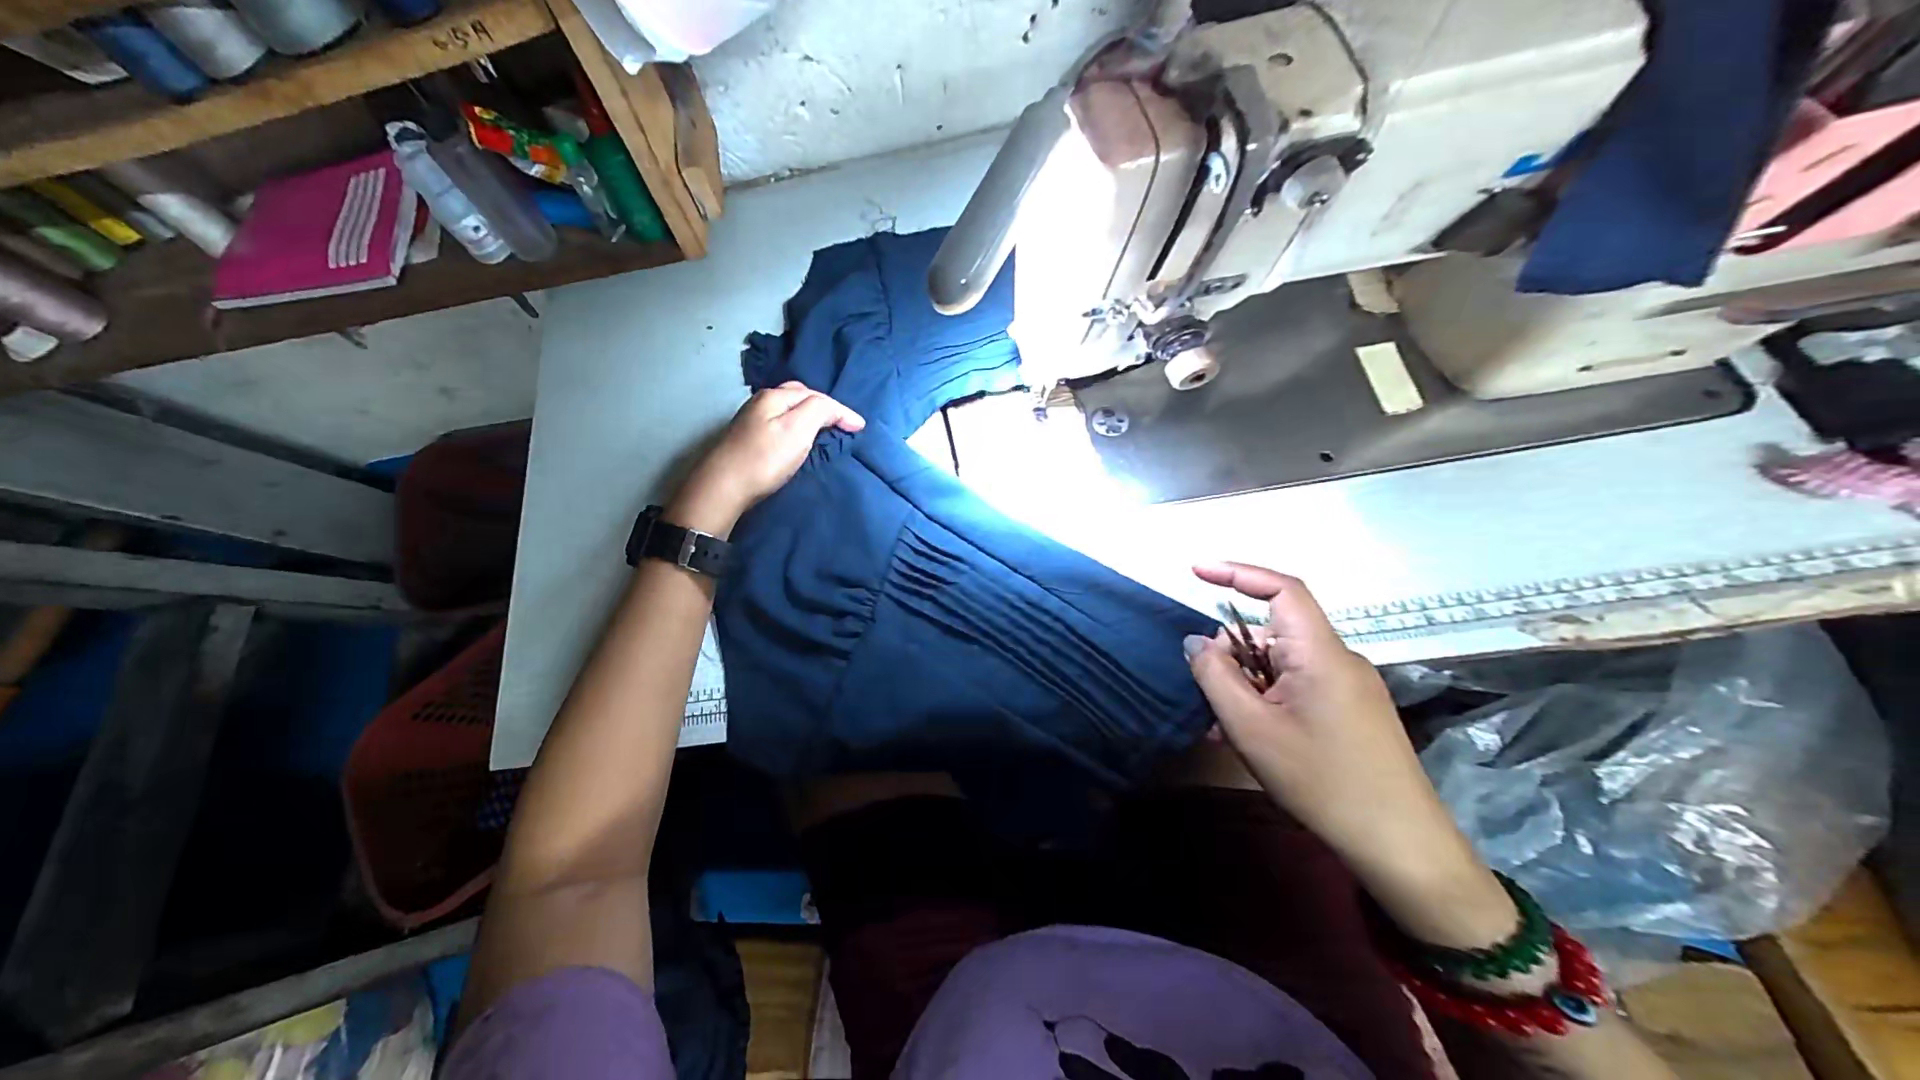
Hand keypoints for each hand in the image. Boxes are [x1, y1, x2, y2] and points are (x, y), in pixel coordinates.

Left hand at [667, 382, 863, 537]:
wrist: (723, 488)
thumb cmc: (765, 458)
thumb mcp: (798, 429)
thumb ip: (821, 411)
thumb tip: (837, 410)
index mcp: (774, 396)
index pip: (816, 395)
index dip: (841, 410)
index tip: (860, 428)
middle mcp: (761, 402)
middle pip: (799, 396)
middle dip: (823, 406)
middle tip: (841, 422)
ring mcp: (751, 421)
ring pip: (788, 409)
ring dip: (808, 415)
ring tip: (824, 429)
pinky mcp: (747, 440)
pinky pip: (779, 423)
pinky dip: (796, 427)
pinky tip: (798, 439)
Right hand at [1184, 562, 1516, 949]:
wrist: (1400, 844)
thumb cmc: (1321, 780)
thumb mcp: (1251, 728)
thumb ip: (1216, 677)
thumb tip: (1197, 642)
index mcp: (1321, 653)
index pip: (1282, 589)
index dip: (1238, 572)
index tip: (1196, 571)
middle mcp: (1340, 660)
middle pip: (1274, 634)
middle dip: (1232, 655)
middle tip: (1206, 695)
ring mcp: (1350, 687)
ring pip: (1283, 666)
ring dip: (1247, 687)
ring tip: (1223, 730)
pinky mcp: (1354, 712)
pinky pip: (1299, 689)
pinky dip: (1268, 702)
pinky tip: (1251, 739)